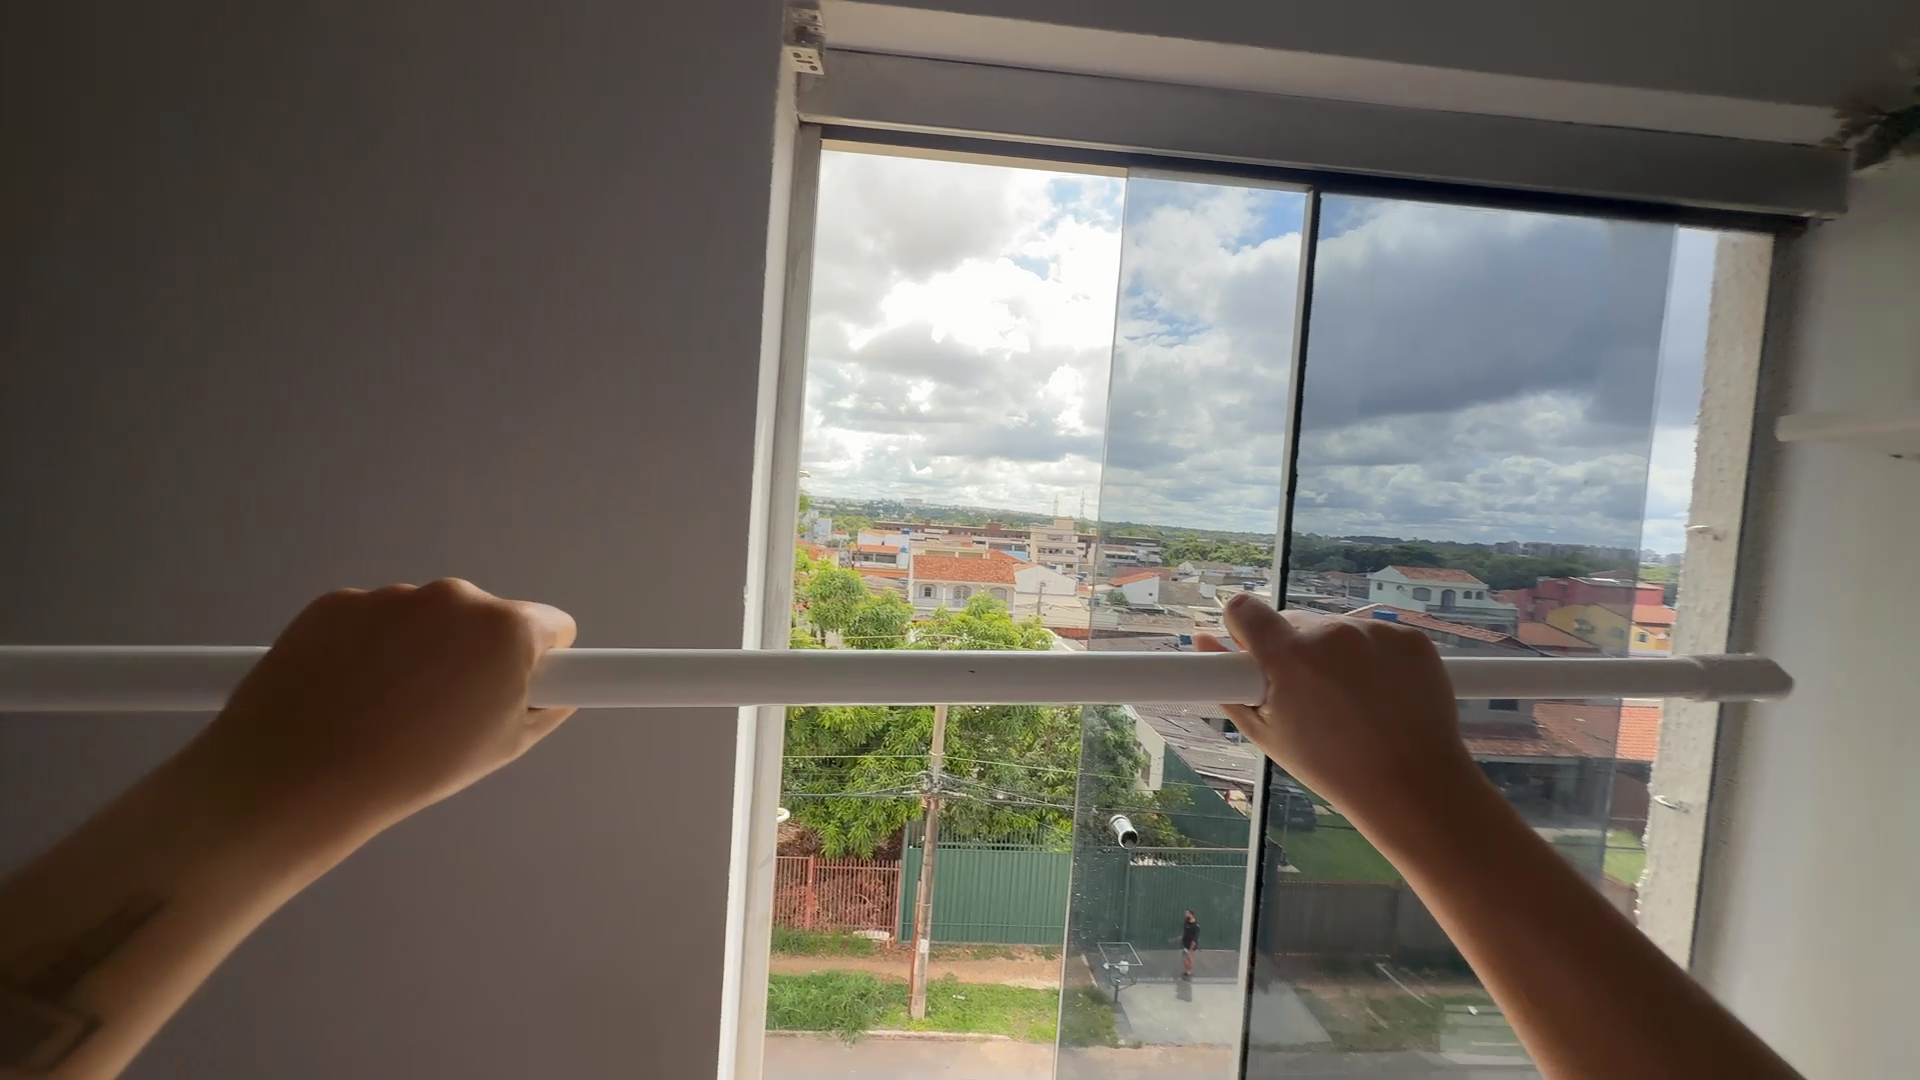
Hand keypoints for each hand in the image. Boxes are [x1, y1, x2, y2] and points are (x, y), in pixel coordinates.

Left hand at [186, 579, 577, 844]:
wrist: (290, 781)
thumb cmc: (417, 766)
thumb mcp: (508, 745)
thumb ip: (548, 706)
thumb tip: (554, 691)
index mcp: (508, 627)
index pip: (554, 625)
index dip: (543, 660)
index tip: (515, 688)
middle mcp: (457, 596)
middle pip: (490, 617)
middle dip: (479, 652)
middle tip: (448, 707)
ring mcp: (393, 595)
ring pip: (430, 618)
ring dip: (424, 647)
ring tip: (389, 704)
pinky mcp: (337, 603)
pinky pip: (375, 619)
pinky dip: (371, 645)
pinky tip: (350, 689)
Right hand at [1196, 595, 1482, 829]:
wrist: (1416, 787)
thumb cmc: (1330, 766)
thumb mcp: (1265, 732)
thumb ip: (1228, 684)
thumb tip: (1201, 641)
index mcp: (1288, 655)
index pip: (1244, 609)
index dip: (1241, 629)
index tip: (1251, 652)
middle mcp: (1330, 632)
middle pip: (1292, 621)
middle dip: (1291, 648)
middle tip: (1306, 692)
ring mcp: (1375, 631)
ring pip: (1334, 628)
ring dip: (1332, 652)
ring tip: (1350, 698)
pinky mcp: (1411, 637)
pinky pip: (1374, 633)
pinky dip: (1371, 655)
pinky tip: (1381, 692)